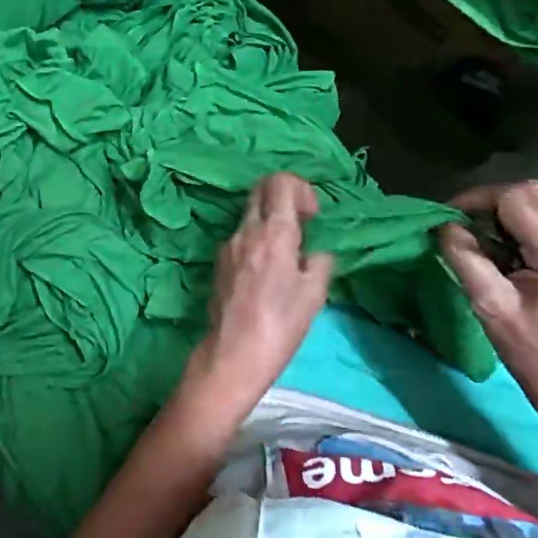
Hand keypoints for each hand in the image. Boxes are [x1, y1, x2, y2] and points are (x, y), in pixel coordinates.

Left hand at [196, 173, 336, 403]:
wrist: (233, 355)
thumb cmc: (281, 325)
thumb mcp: (314, 294)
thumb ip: (319, 261)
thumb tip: (315, 253)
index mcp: (274, 231)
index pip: (281, 182)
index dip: (301, 188)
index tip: (311, 215)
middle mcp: (246, 230)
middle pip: (261, 189)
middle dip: (283, 196)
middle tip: (300, 224)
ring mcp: (227, 245)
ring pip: (249, 214)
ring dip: (269, 221)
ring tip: (285, 255)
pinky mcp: (218, 263)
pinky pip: (240, 238)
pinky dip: (256, 240)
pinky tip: (266, 273)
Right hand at [437, 181, 537, 426]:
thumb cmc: (537, 360)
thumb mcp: (491, 308)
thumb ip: (465, 258)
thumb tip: (445, 225)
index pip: (517, 199)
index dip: (478, 200)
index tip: (451, 219)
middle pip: (536, 193)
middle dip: (494, 202)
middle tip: (468, 227)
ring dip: (512, 213)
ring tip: (489, 242)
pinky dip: (530, 227)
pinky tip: (514, 255)